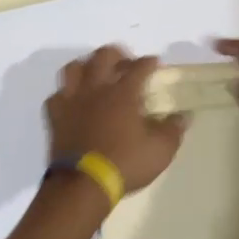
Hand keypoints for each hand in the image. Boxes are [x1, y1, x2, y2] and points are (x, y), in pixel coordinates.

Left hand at [45, 46, 185, 193]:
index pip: (139, 67)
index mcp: (123, 93)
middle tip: (126, 64)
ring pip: (74, 68)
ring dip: (86, 66)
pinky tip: (73, 102)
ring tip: (96, 75)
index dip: (149, 62)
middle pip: (103, 56)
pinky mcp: (55, 116)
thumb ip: (173, 129)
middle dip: (117, 54)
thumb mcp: (160, 150)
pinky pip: (56, 95)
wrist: (83, 184)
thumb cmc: (125, 164)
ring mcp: (72, 100)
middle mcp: (96, 88)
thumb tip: (184, 115)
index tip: (155, 63)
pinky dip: (65, 94)